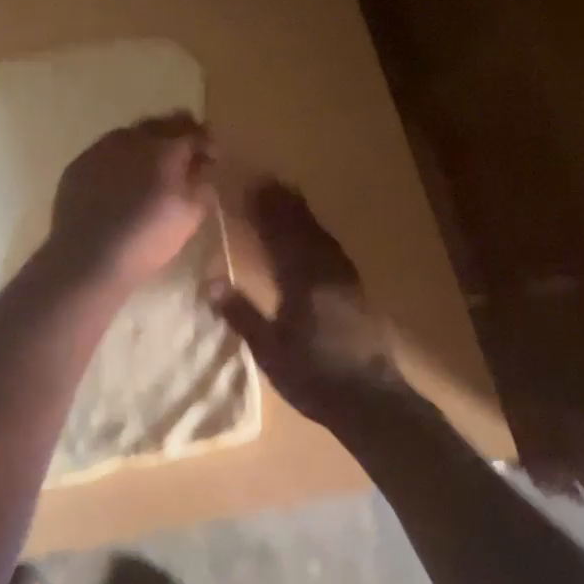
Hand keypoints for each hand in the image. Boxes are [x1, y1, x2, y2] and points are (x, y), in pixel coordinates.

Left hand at [46, 112, 214, 285]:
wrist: (88, 258)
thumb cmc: (147, 239)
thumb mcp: (191, 217)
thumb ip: (203, 186)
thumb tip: (202, 170)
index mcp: (164, 148)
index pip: (192, 132)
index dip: (206, 141)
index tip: (212, 156)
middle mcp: (131, 139)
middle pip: (160, 125)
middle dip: (177, 133)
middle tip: (185, 152)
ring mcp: (100, 149)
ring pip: (130, 135)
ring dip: (146, 143)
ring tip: (152, 164)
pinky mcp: (78, 164)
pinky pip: (105, 152)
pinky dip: (120, 158)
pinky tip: (120, 178)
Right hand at [208, 182, 409, 426]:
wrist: (372, 402)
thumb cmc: (315, 376)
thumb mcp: (270, 350)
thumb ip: (242, 313)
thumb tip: (211, 280)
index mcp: (301, 280)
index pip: (279, 235)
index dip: (264, 211)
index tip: (250, 187)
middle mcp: (325, 271)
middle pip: (303, 229)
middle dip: (284, 205)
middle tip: (269, 181)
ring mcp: (346, 281)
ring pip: (321, 237)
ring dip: (303, 215)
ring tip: (289, 197)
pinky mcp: (358, 294)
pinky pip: (333, 250)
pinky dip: (319, 235)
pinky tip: (316, 237)